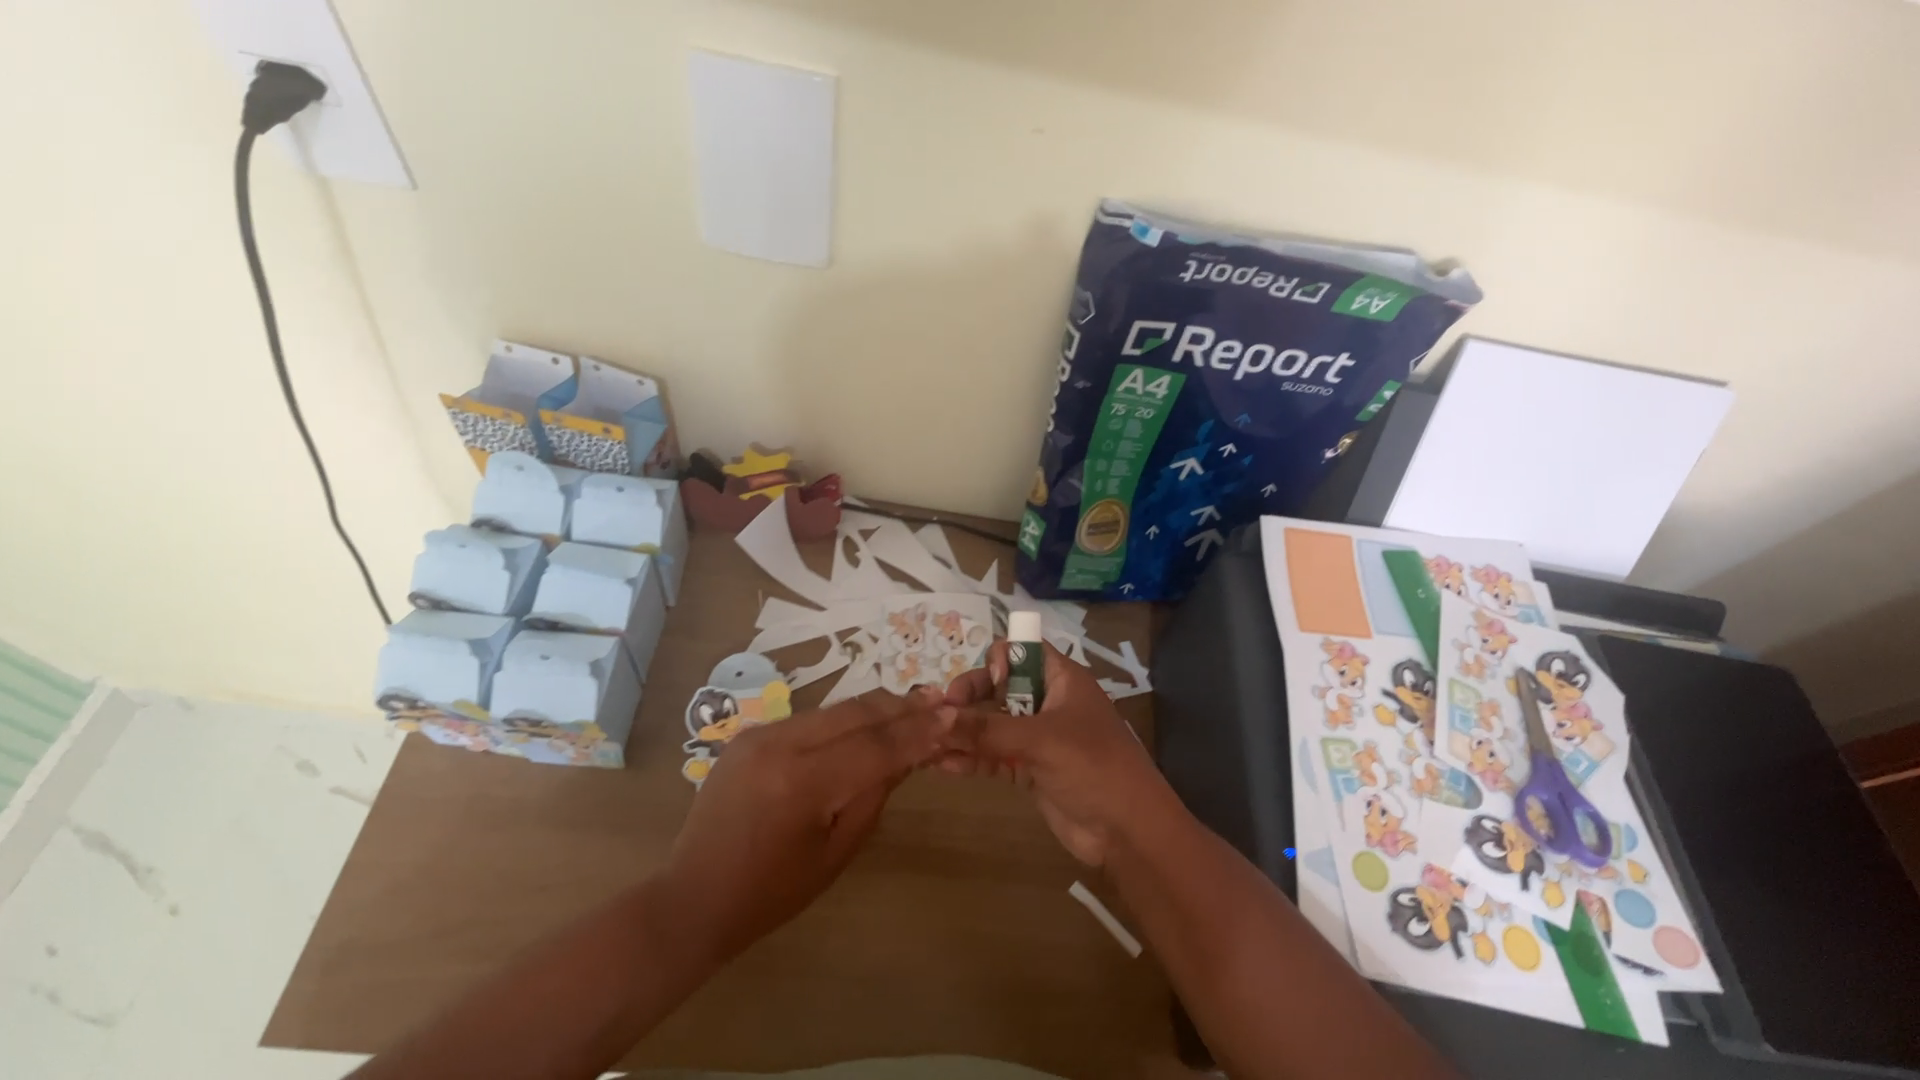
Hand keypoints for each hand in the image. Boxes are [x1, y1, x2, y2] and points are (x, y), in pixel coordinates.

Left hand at [660, 695, 947, 962]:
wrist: (694, 897)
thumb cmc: (771, 893)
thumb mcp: (836, 852)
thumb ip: (873, 794)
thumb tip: (909, 752)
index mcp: (801, 783)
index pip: (874, 746)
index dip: (917, 731)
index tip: (954, 716)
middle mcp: (778, 745)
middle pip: (855, 713)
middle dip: (901, 707)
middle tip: (942, 701)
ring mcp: (759, 734)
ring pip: (833, 710)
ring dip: (874, 709)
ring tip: (914, 707)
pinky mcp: (749, 735)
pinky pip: (809, 720)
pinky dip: (843, 720)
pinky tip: (866, 723)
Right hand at [939, 640, 1182, 865]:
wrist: (1127, 830)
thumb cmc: (1093, 767)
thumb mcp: (1041, 740)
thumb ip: (989, 728)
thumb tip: (939, 715)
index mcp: (1061, 680)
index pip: (1020, 651)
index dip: (993, 661)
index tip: (971, 688)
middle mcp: (1048, 703)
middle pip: (998, 688)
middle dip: (967, 700)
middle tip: (937, 717)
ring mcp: (1038, 739)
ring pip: (992, 726)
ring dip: (962, 733)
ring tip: (924, 743)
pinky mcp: (1030, 771)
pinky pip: (993, 757)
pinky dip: (970, 759)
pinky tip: (940, 766)